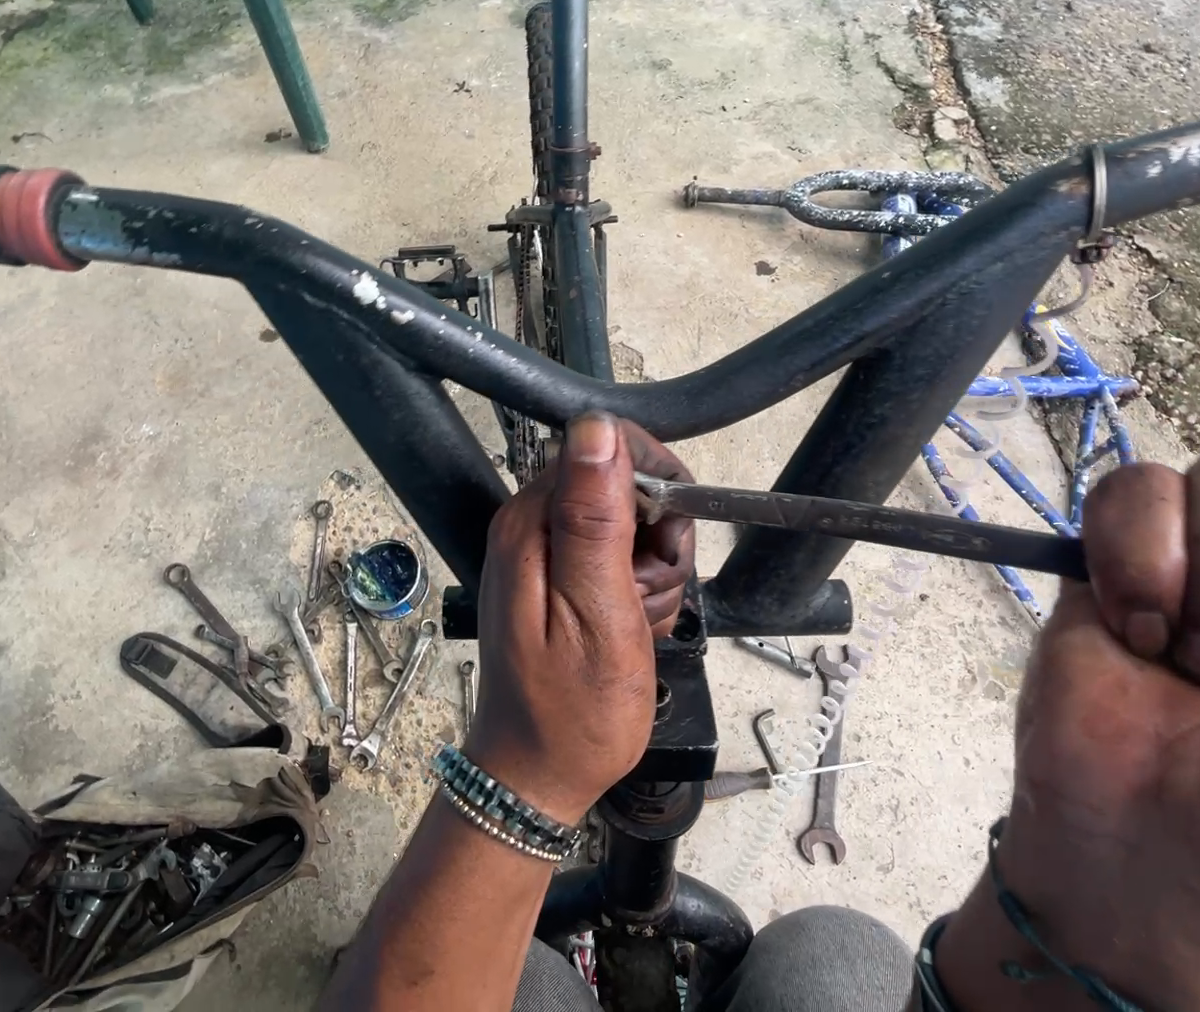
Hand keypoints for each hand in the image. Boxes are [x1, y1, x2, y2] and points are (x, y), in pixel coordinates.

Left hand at [463, 412, 693, 825]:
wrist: (540, 773)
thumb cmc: (573, 709)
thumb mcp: (595, 610)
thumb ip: (594, 517)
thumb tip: (596, 426)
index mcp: (531, 524)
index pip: (605, 449)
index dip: (654, 488)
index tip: (668, 542)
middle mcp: (531, 528)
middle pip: (623, 489)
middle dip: (655, 542)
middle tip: (644, 600)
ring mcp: (544, 555)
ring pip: (632, 528)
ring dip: (652, 575)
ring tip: (637, 622)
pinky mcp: (561, 580)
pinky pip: (620, 561)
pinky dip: (640, 593)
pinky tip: (632, 628)